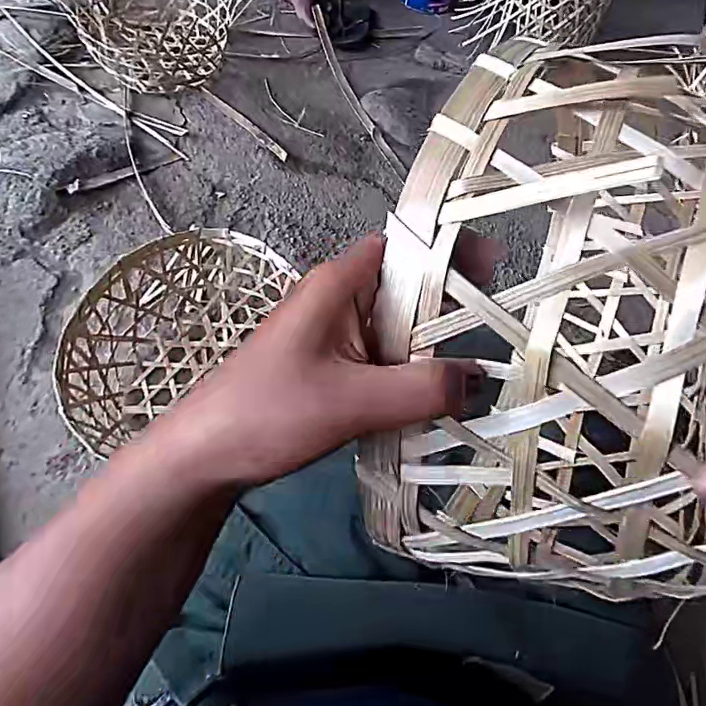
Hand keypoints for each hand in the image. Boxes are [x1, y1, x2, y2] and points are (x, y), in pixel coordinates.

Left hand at [146, 234, 487, 490]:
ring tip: (483, 362)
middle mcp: (342, 300)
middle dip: (453, 302)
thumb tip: (479, 380)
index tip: (495, 267)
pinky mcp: (336, 366)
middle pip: (409, 286)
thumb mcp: (351, 401)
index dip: (448, 249)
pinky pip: (387, 356)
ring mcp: (338, 334)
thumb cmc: (266, 412)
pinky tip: (438, 394)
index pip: (405, 246)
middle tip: (503, 322)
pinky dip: (414, 369)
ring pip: (401, 326)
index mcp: (340, 284)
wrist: (202, 458)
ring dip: (435, 342)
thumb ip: (420, 388)